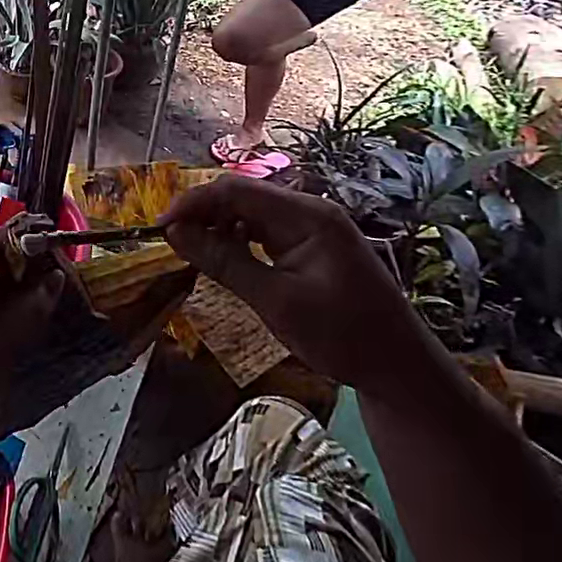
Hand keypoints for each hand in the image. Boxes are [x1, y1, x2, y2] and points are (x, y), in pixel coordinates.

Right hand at [163, 176, 445, 405]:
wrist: (401, 371)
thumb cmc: (342, 337)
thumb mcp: (276, 301)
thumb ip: (223, 262)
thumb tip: (174, 233)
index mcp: (307, 215)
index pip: (236, 190)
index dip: (194, 202)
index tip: (160, 226)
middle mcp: (309, 210)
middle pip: (242, 196)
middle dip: (202, 212)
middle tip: (170, 240)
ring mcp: (312, 225)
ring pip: (250, 211)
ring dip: (217, 225)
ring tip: (191, 249)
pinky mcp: (310, 243)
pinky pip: (263, 228)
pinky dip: (237, 238)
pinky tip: (223, 255)